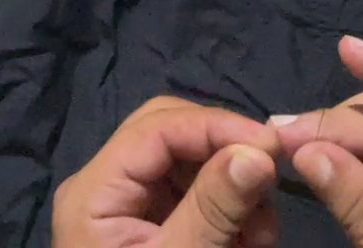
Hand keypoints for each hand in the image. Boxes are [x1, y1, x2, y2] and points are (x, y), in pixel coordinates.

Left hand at [53, 96, 282, 247]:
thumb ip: (213, 209)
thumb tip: (258, 150)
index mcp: (93, 191)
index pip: (156, 127)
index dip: (214, 125)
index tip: (269, 144)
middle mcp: (104, 184)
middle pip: (168, 132)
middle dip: (221, 150)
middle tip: (267, 178)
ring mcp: (125, 203)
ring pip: (183, 160)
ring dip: (229, 183)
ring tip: (260, 231)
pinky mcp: (147, 223)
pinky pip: (189, 193)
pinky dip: (225, 208)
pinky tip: (248, 240)